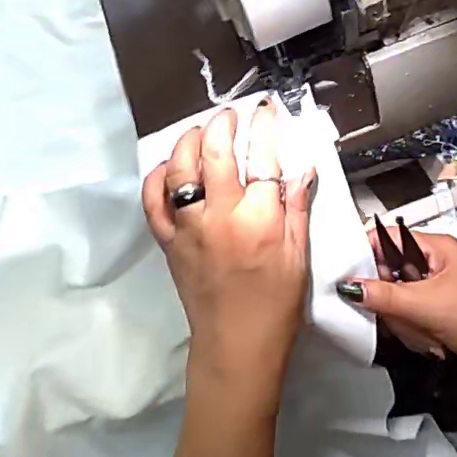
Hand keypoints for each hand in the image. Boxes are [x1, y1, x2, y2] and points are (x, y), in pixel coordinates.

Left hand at [142, 102, 316, 413]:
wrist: (236, 345)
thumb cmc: (275, 305)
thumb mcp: (298, 257)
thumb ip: (297, 209)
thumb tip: (303, 170)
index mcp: (259, 221)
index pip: (262, 160)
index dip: (264, 128)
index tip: (264, 111)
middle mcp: (220, 217)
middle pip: (215, 153)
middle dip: (222, 124)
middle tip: (229, 116)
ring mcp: (188, 228)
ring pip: (180, 170)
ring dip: (188, 142)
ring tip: (200, 132)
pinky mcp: (168, 242)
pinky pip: (153, 201)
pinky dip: (157, 178)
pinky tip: (168, 167)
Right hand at [340, 231, 456, 366]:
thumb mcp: (428, 306)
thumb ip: (384, 295)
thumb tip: (344, 286)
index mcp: (435, 248)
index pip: (387, 238)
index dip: (364, 251)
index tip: (343, 272)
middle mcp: (433, 264)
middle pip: (387, 270)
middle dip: (385, 295)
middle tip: (390, 312)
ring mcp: (436, 291)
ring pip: (395, 298)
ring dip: (401, 319)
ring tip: (421, 332)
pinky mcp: (438, 316)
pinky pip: (408, 317)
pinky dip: (412, 331)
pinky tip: (427, 342)